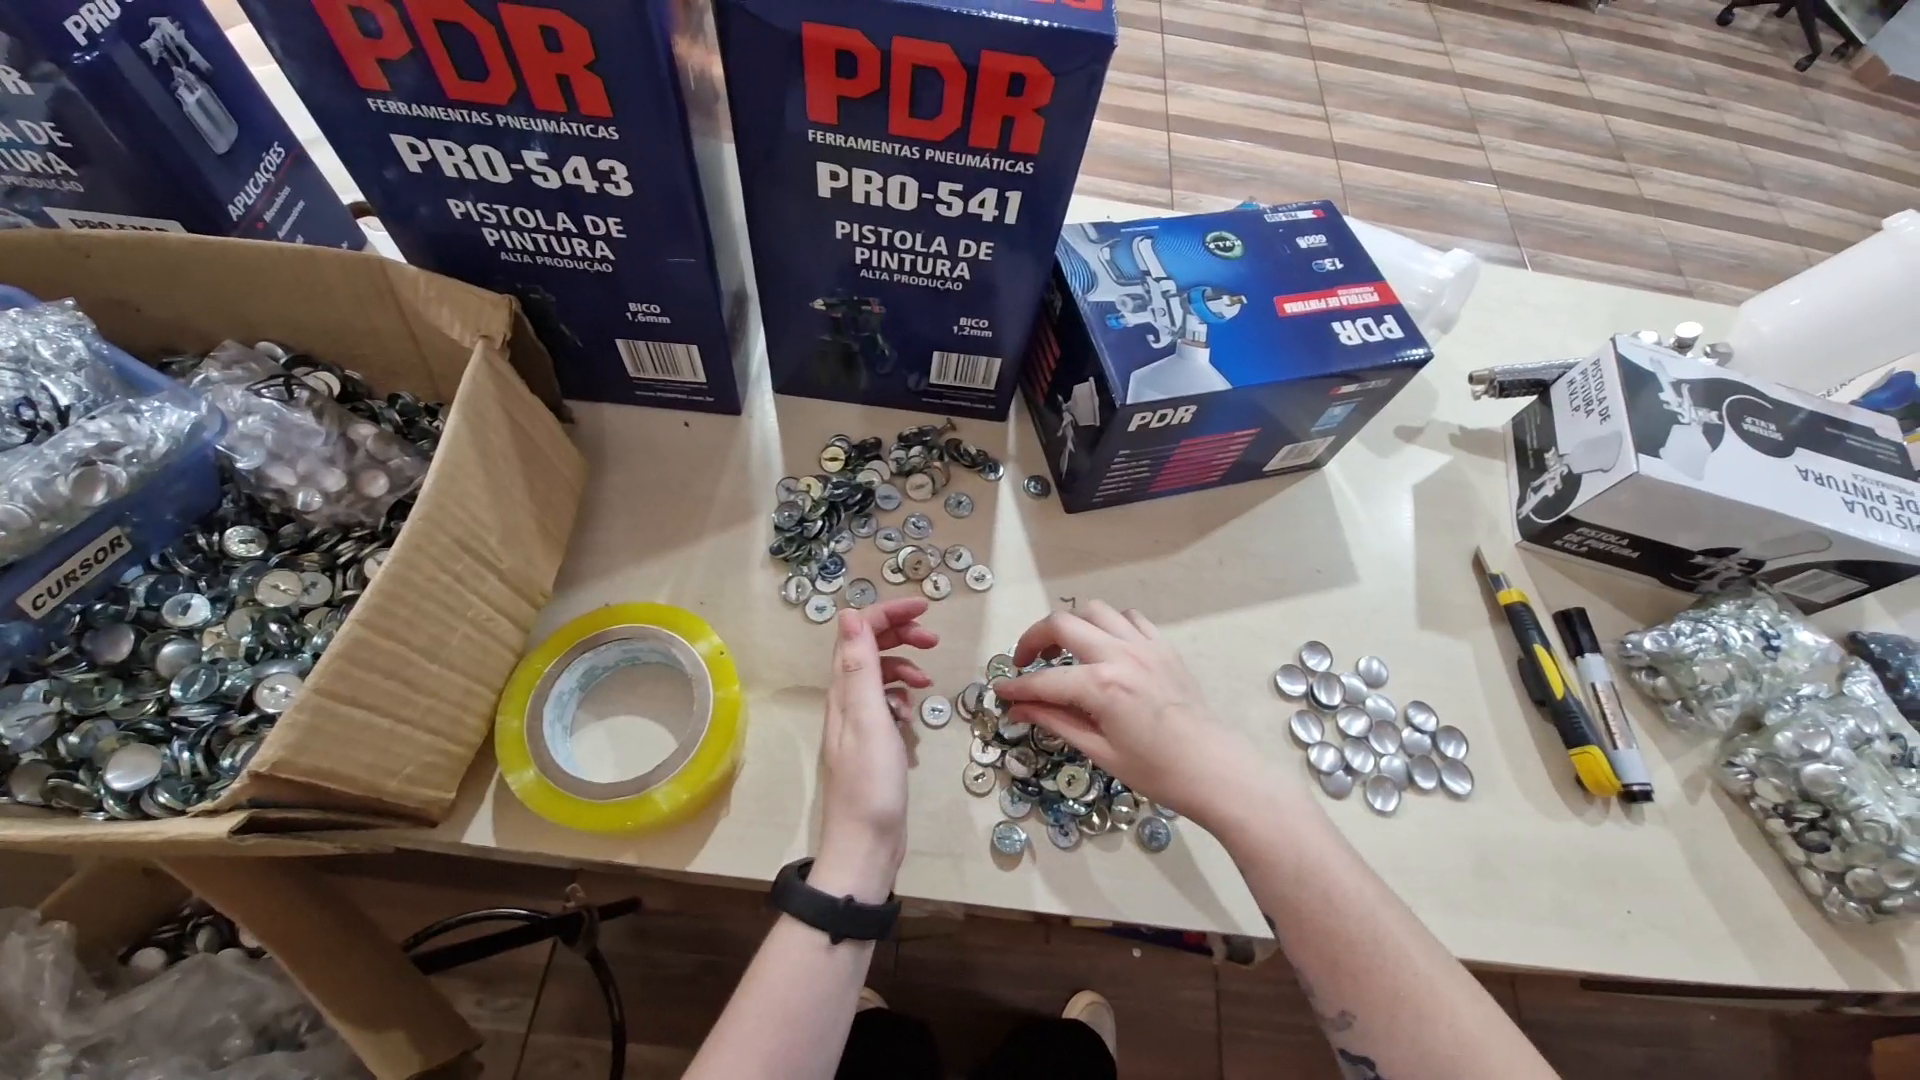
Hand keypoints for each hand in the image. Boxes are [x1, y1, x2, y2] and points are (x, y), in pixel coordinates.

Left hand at [814, 599, 937, 902]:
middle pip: (868, 650)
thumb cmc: (871, 783)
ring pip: (879, 677)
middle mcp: (846, 701)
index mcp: (843, 691)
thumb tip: (849, 613)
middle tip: (934, 640)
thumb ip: (860, 667)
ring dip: (903, 668)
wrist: (866, 844)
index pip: (858, 633)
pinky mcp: (872, 744)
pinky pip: (886, 706)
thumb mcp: (869, 719)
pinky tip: (912, 715)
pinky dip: (901, 699)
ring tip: (928, 681)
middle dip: (900, 635)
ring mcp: (858, 723)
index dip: (889, 613)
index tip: (926, 608)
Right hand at [993, 601, 1273, 830]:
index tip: (1000, 691)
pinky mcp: (1163, 646)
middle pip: (1062, 624)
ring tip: (1065, 651)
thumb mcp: (1100, 751)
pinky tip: (1105, 648)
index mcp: (1102, 686)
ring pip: (1095, 611)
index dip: (1017, 686)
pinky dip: (1109, 625)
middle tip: (1026, 662)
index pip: (1045, 680)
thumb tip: (1020, 709)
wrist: (1215, 769)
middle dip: (1034, 639)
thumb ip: (1057, 721)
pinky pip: (1129, 618)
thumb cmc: (1156, 771)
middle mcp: (1120, 654)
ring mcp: (1144, 645)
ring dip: (1072, 626)